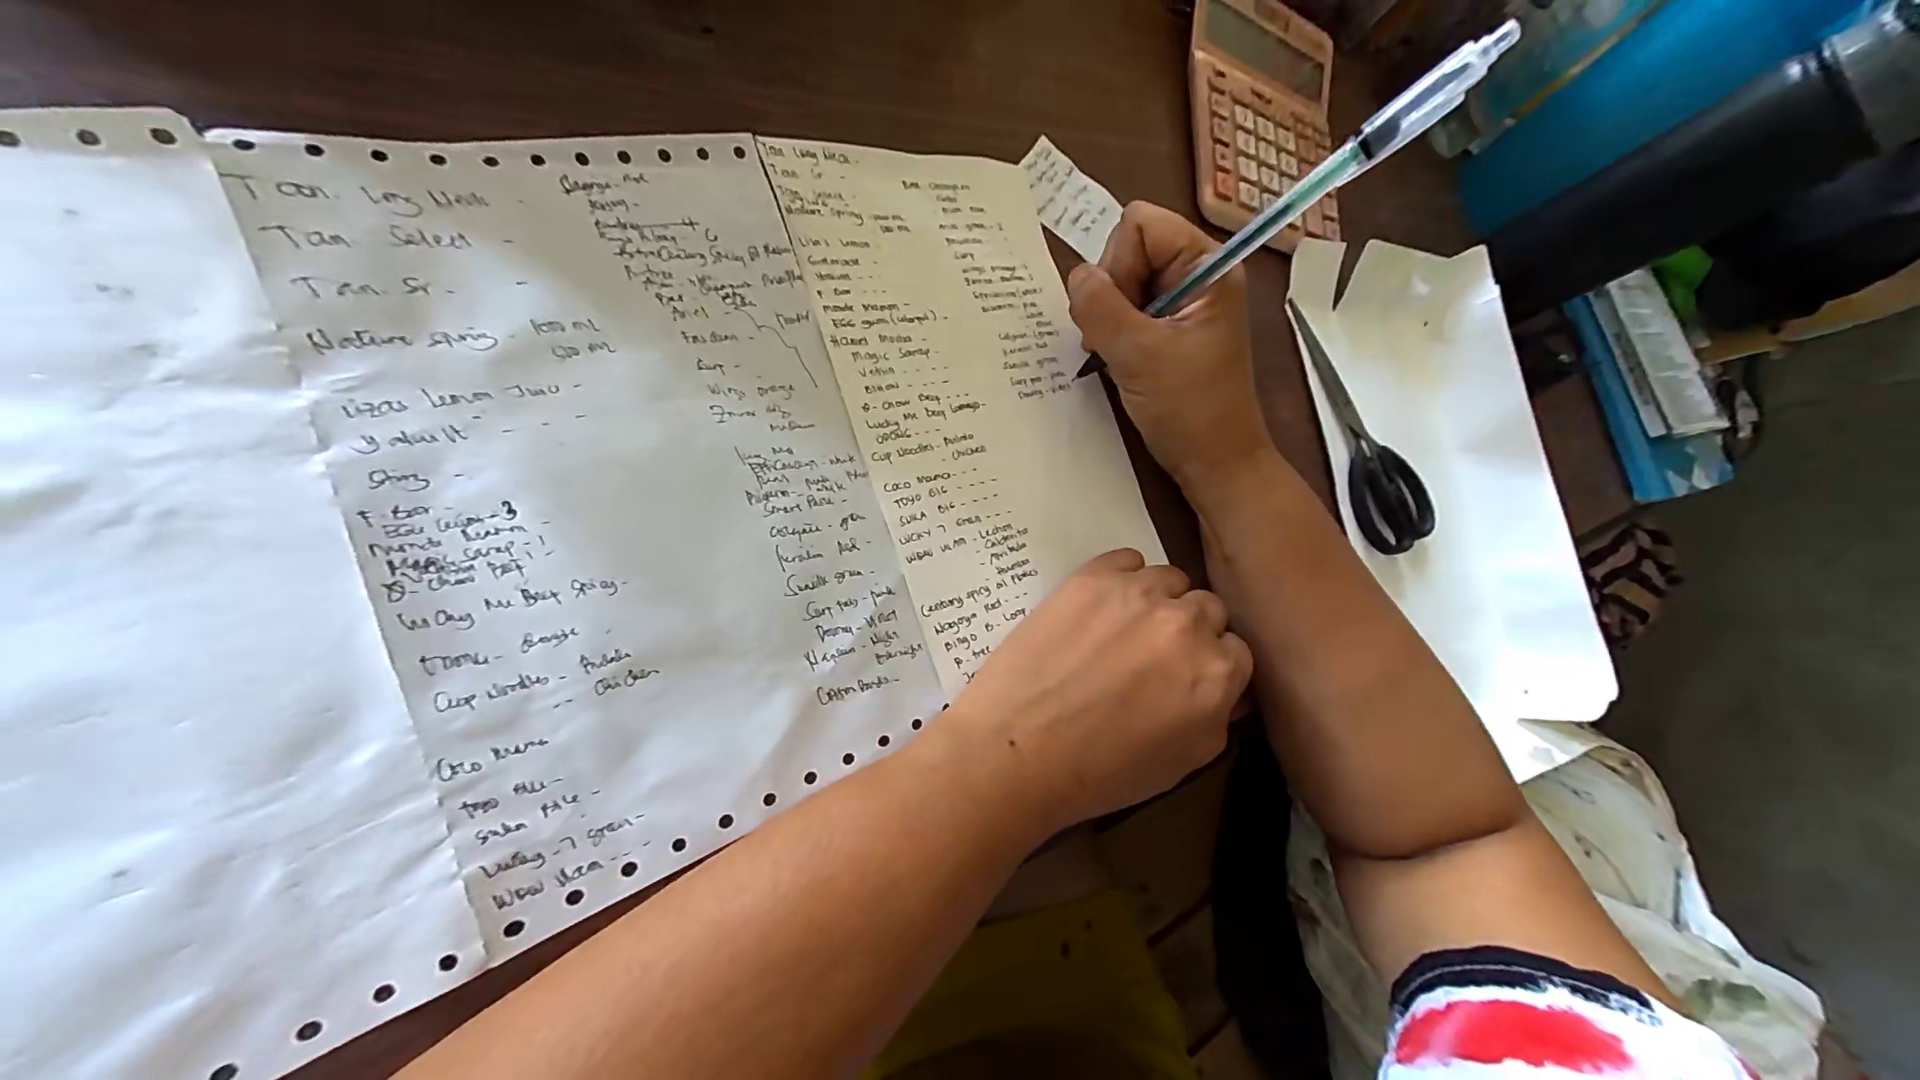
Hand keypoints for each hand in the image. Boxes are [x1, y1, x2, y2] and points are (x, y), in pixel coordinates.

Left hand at [938, 548, 1251, 829]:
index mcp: (1217, 672)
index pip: (1237, 650)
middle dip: (1189, 632)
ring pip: (1169, 580)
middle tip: (1153, 656)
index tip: (1186, 677)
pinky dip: (1123, 577)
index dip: (1211, 666)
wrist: (1017, 748)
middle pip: (1207, 609)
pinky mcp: (1091, 577)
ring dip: (1158, 602)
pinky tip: (1103, 604)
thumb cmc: (1101, 772)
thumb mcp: (1184, 762)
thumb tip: (1225, 687)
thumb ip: (1218, 716)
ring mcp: (1136, 593)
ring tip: (1124, 629)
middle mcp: (1186, 623)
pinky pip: (1126, 559)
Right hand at [1067, 202, 1272, 491]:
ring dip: (1107, 316)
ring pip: (1122, 282)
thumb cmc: (1189, 410)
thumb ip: (1101, 308)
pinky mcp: (1168, 329)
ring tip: (1116, 354)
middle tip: (1114, 339)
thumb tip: (1076, 276)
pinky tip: (1117, 358)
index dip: (1118, 262)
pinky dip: (1113, 331)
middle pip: (1129, 249)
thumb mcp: (1139, 356)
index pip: (1140, 224)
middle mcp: (1195, 276)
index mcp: (1206, 267)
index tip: (1120, 313)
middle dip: (1110, 292)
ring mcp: (1181, 304)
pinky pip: (1126, 309)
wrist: (1214, 462)